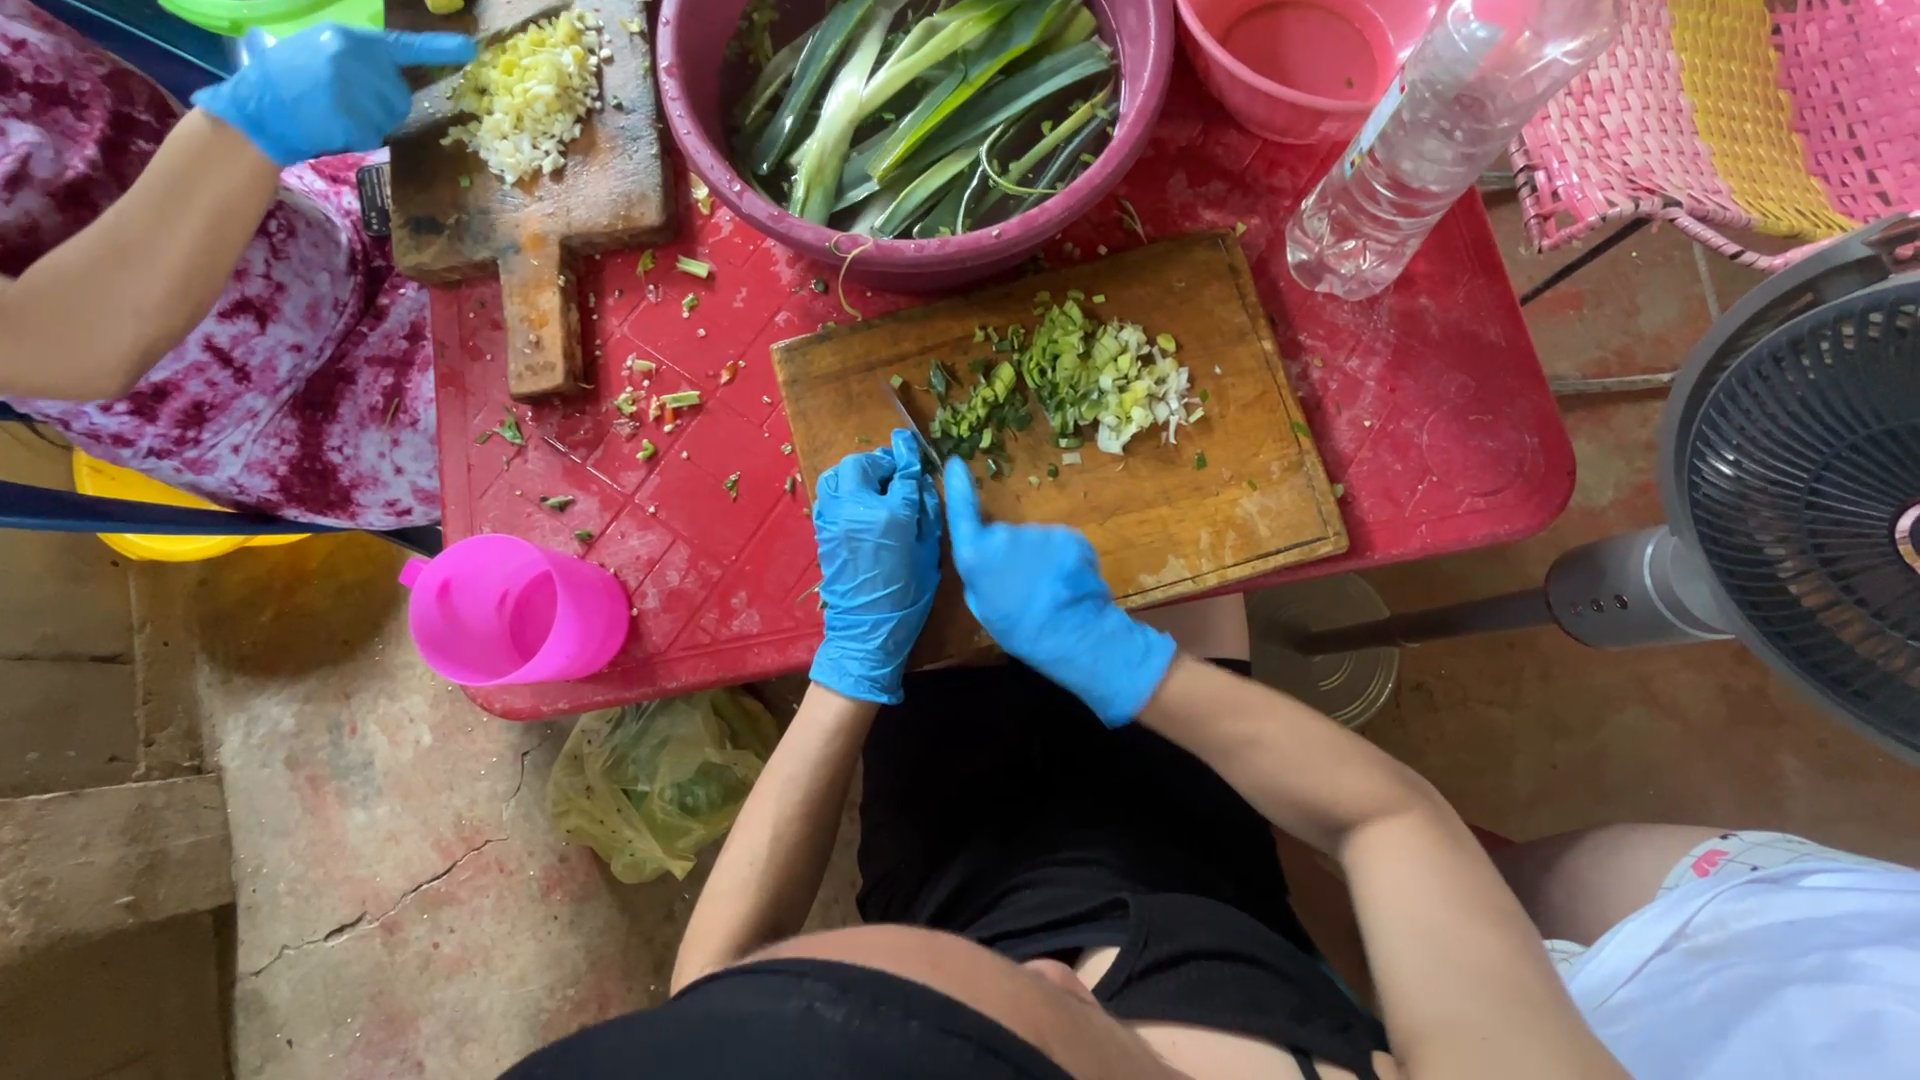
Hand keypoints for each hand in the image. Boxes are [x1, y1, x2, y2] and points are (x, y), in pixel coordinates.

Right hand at [190, 25, 475, 165]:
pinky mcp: (353, 118)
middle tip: (340, 98)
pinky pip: (375, 134)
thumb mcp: (319, 49)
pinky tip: (331, 125)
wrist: (257, 109)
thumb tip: (394, 70)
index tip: (471, 48)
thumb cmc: (287, 79)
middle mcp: (353, 58)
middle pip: (398, 93)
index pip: (402, 45)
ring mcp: (353, 89)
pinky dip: (358, 136)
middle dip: (380, 102)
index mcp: (346, 38)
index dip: (439, 48)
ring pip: (390, 115)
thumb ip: (358, 57)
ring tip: (332, 109)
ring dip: (370, 120)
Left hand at [808, 430, 941, 703]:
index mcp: (892, 516)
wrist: (867, 628)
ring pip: (838, 474)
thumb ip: (927, 512)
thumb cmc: (908, 595)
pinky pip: (828, 493)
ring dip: (857, 471)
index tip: (910, 442)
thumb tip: (921, 483)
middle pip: (863, 464)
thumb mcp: (929, 552)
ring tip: (872, 481)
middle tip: (893, 470)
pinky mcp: (822, 529)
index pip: (903, 473)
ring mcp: (834, 518)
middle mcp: (858, 509)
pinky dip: (842, 487)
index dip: (909, 456)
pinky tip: (857, 499)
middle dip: (879, 461)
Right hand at [942, 457, 1173, 725]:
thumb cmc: (1018, 629)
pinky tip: (1068, 583)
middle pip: (1006, 535)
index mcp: (976, 556)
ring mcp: (1040, 532)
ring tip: (1049, 590)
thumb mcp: (983, 607)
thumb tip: (985, 555)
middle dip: (1013, 554)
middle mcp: (1005, 535)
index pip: (962, 513)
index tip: (956, 463)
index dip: (957, 489)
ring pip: (1037, 541)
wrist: (1071, 633)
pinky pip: (1062, 544)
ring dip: (1041, 560)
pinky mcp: (1070, 535)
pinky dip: (1065, 560)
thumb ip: (979, 574)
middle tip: (1024, 587)